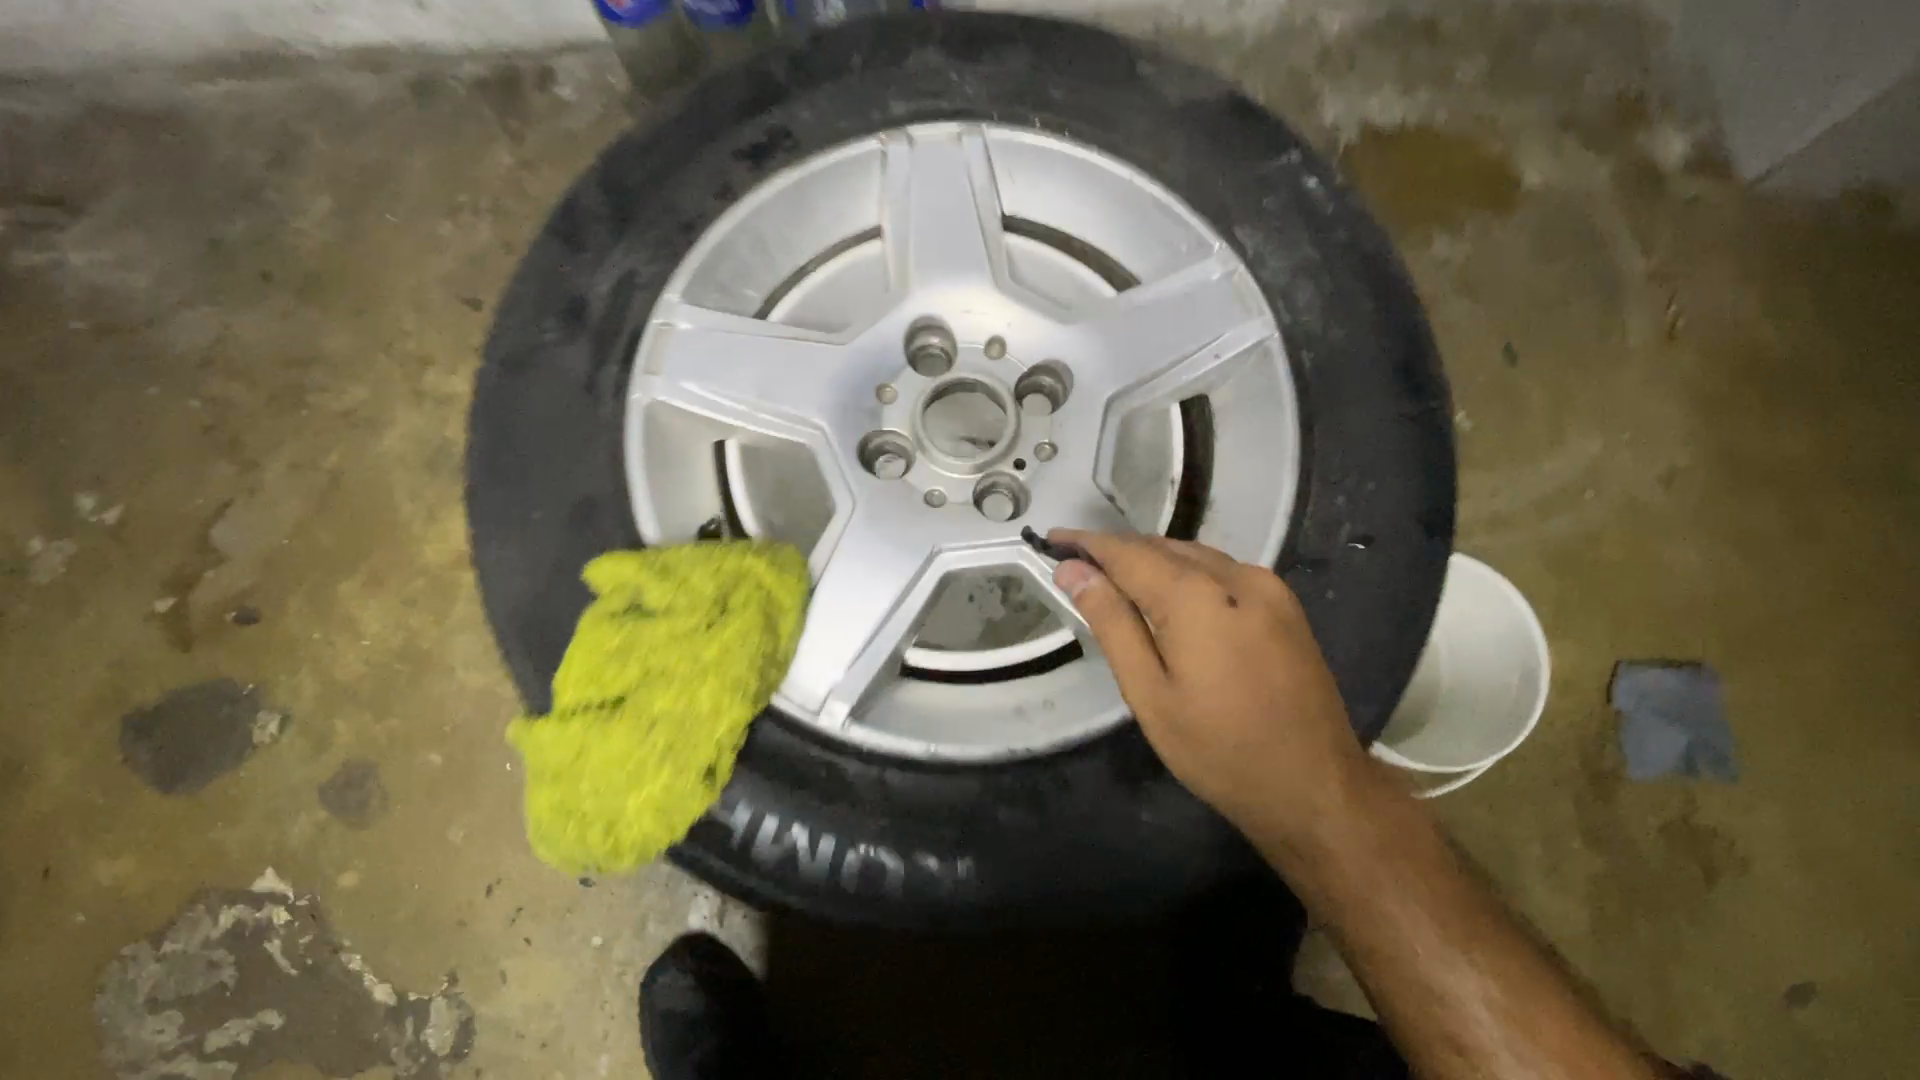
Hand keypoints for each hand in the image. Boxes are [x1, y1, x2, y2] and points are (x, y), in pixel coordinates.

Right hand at [1049, 529, 1371, 846]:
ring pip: (1196, 556)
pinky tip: (1169, 596)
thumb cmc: (1218, 750)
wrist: (1314, 785)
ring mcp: (1269, 588)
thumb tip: (1074, 571)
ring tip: (1113, 579)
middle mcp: (1237, 576)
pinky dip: (1187, 573)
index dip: (1087, 544)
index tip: (1053, 540)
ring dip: (1152, 560)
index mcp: (1198, 596)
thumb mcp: (1149, 693)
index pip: (1128, 552)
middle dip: (1117, 551)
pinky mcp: (1286, 606)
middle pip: (1163, 548)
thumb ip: (1112, 623)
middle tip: (1076, 565)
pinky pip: (1224, 572)